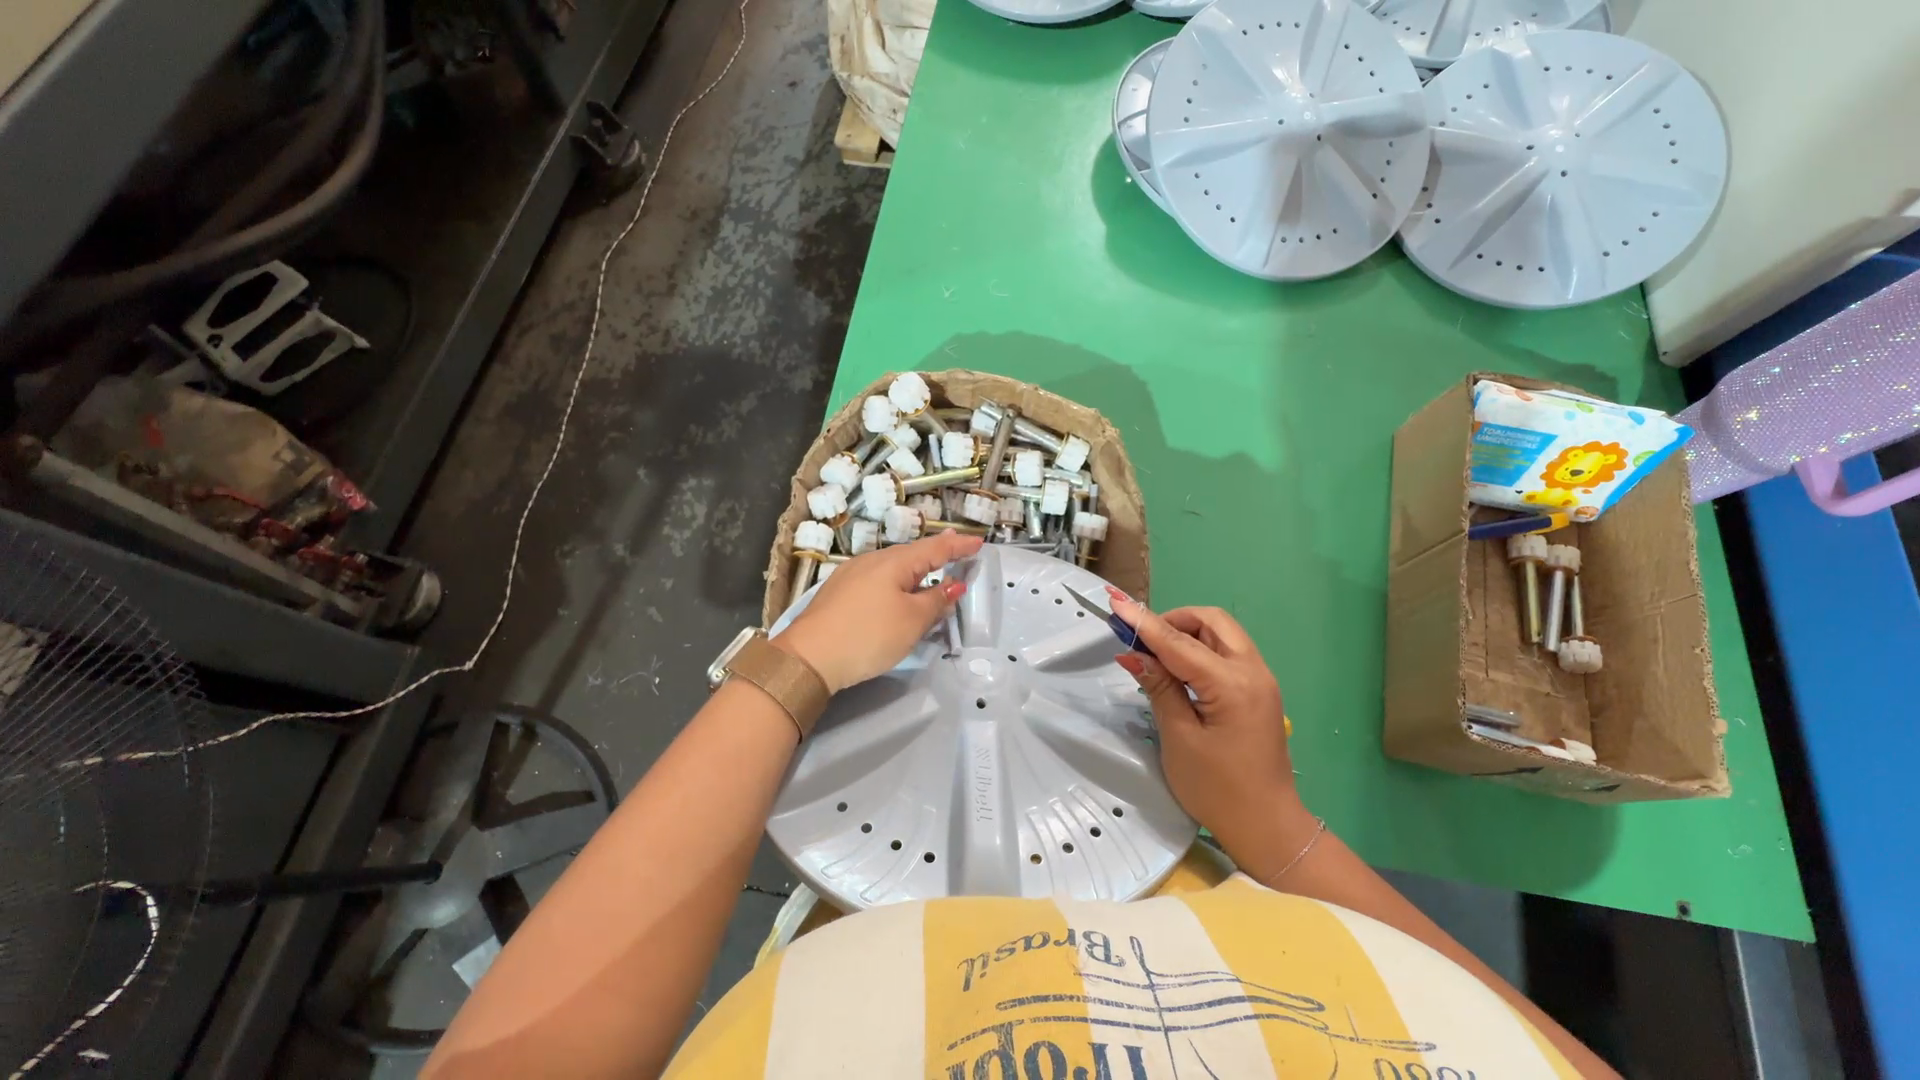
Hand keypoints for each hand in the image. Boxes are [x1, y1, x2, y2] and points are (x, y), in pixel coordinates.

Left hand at [774, 530, 983, 692]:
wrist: (808, 657)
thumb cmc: (868, 636)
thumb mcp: (912, 621)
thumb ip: (935, 601)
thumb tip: (952, 586)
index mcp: (894, 563)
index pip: (934, 548)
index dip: (958, 545)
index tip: (979, 542)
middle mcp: (871, 561)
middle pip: (911, 554)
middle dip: (935, 554)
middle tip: (957, 553)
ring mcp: (851, 575)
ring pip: (892, 567)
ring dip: (915, 570)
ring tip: (931, 574)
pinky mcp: (838, 593)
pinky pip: (877, 579)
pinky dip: (896, 582)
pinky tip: (897, 592)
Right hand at [1106, 591, 1300, 850]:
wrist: (1267, 826)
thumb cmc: (1217, 790)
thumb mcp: (1179, 739)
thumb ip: (1159, 688)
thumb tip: (1133, 654)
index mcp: (1233, 685)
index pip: (1180, 643)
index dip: (1144, 622)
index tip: (1115, 601)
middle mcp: (1253, 671)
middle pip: (1212, 622)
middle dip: (1173, 620)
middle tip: (1141, 639)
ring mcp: (1261, 680)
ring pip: (1223, 634)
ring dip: (1188, 633)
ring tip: (1155, 654)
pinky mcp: (1259, 692)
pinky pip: (1228, 653)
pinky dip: (1201, 650)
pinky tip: (1178, 669)